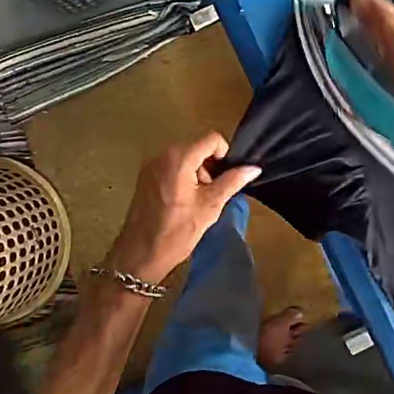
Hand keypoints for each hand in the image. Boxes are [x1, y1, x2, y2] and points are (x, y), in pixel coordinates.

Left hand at [106, 133, 260, 284]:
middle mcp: (162, 154)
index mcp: (179, 158)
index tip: (226, 177)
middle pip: (198, 147)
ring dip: (198, 173)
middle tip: (212, 193)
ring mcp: (151, 164)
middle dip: (210, 166)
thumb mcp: (210, 206)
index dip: (225, 155)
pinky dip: (183, 176)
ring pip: (186, 157)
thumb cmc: (177, 231)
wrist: (140, 254)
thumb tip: (253, 168)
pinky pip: (172, 166)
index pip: (212, 139)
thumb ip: (232, 181)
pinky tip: (183, 201)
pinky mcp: (145, 175)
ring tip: (197, 200)